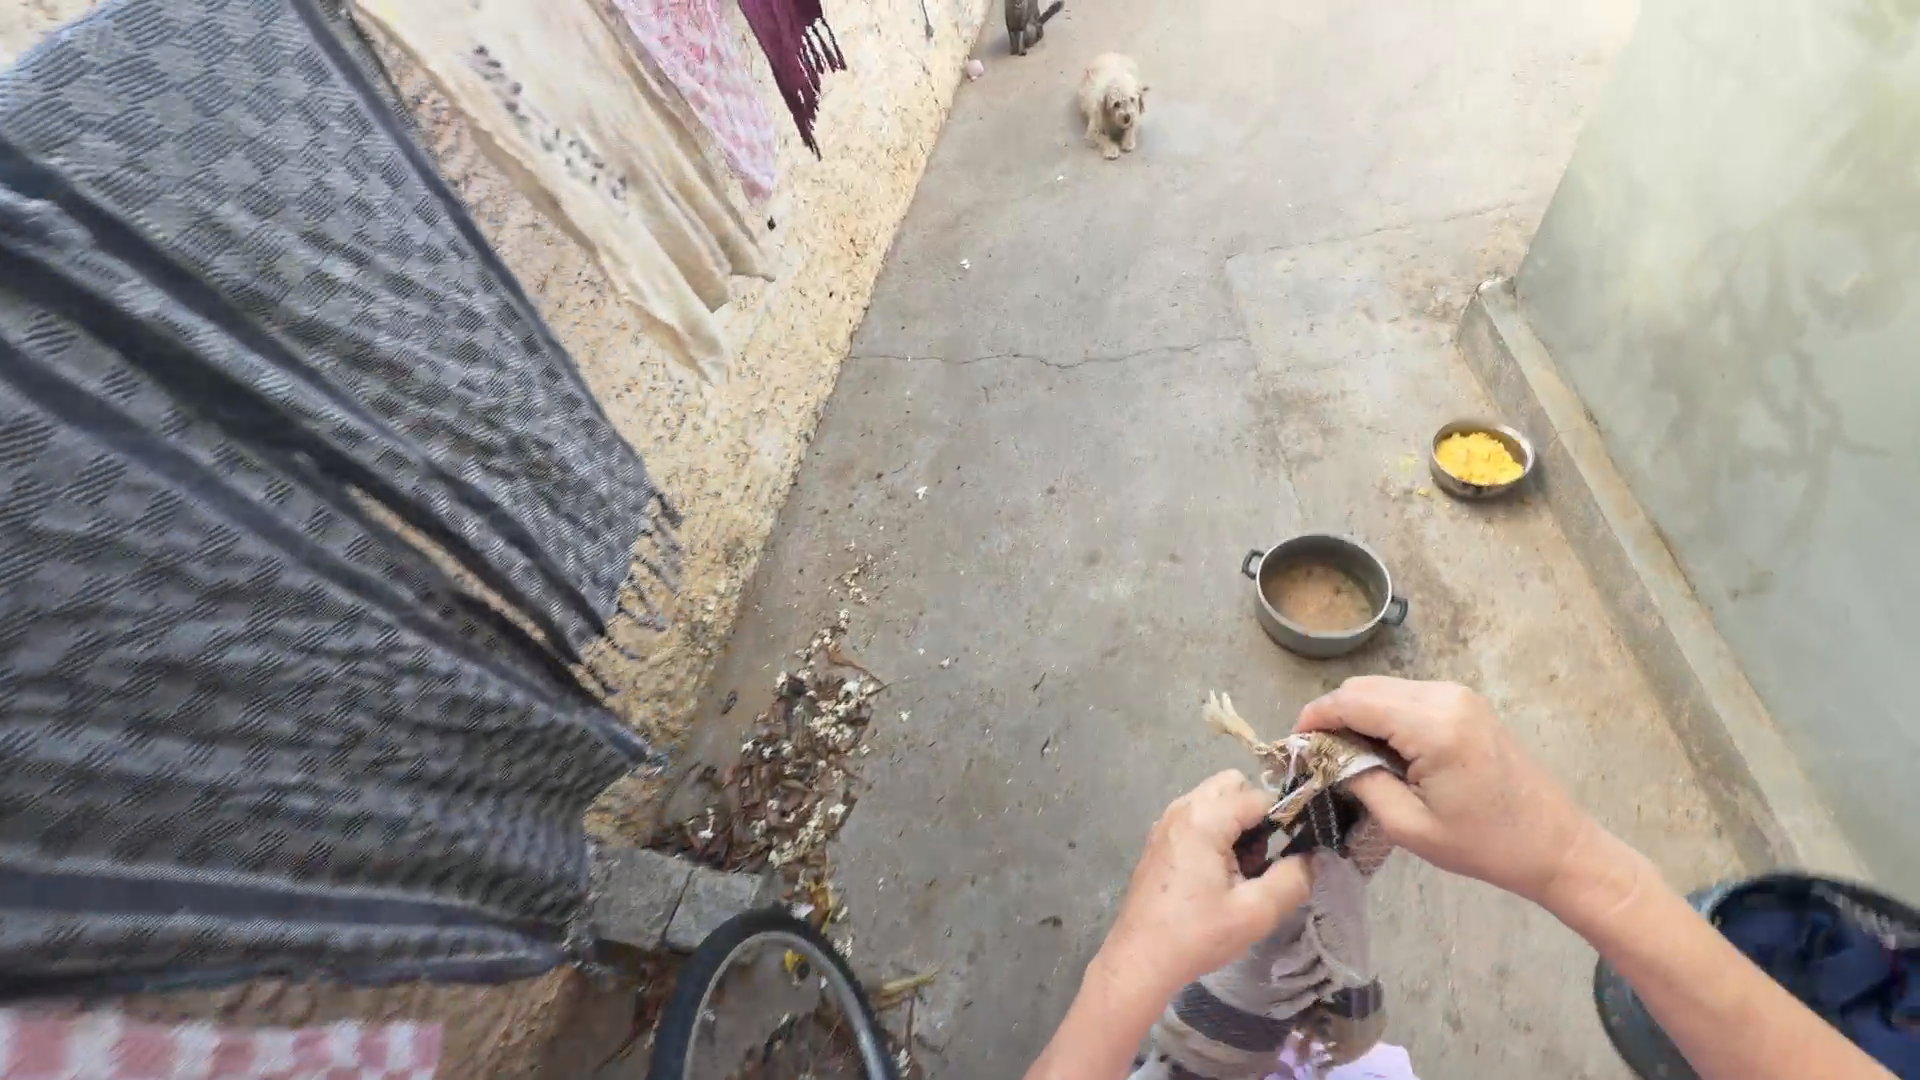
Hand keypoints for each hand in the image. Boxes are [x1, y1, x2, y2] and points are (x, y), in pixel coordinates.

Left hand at [1093, 770, 1310, 997]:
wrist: (1143, 955)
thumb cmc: (1198, 933)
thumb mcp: (1255, 912)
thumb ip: (1291, 879)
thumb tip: (1313, 857)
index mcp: (1202, 818)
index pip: (1256, 796)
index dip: (1283, 818)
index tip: (1295, 849)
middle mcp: (1181, 808)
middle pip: (1230, 785)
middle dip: (1255, 813)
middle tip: (1260, 858)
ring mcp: (1166, 820)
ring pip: (1213, 799)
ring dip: (1235, 822)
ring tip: (1240, 870)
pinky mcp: (1160, 837)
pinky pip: (1196, 815)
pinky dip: (1215, 830)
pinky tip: (1218, 873)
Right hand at [1295, 676, 1597, 905]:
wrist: (1560, 848)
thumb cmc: (1486, 846)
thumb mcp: (1409, 826)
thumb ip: (1359, 781)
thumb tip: (1323, 755)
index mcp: (1433, 727)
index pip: (1350, 702)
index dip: (1314, 718)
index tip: (1294, 744)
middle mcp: (1443, 697)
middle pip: (1361, 687)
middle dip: (1331, 715)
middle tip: (1319, 753)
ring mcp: (1456, 694)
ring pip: (1378, 687)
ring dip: (1355, 713)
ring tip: (1348, 753)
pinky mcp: (1462, 701)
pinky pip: (1401, 694)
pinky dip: (1379, 713)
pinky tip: (1382, 747)